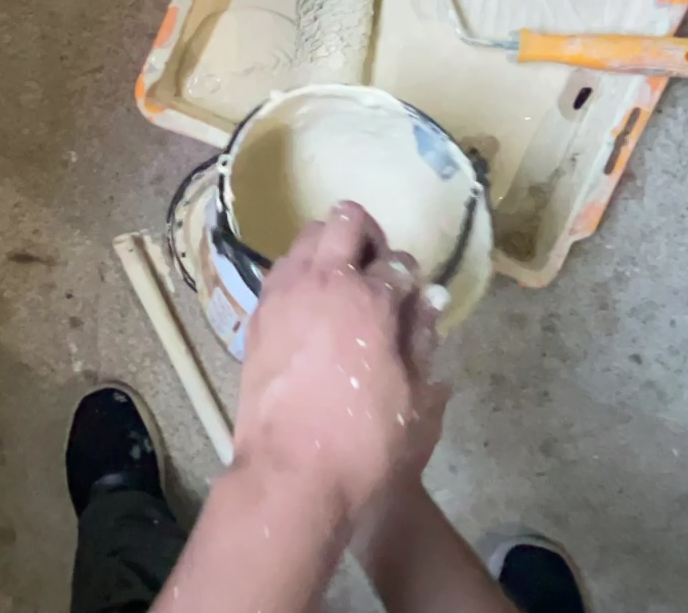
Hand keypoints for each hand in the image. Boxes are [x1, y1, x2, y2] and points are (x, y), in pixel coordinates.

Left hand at [232, 201, 448, 518]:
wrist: (291, 469)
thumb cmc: (365, 441)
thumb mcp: (416, 398)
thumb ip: (422, 338)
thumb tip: (429, 296)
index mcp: (369, 298)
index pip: (398, 261)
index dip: (409, 277)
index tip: (410, 299)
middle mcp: (322, 279)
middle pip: (346, 219)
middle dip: (367, 234)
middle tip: (375, 269)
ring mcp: (283, 290)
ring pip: (307, 236)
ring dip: (329, 247)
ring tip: (341, 285)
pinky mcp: (259, 310)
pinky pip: (282, 268)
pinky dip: (300, 272)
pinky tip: (311, 306)